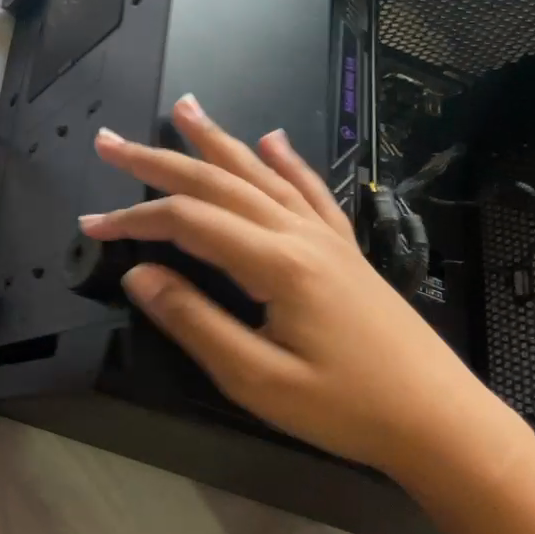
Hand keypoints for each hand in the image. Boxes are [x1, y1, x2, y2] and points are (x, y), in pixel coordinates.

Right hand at [81, 94, 517, 477]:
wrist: (444, 425)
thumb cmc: (346, 408)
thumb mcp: (256, 378)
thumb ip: (192, 320)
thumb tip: (137, 274)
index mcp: (277, 264)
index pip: (187, 221)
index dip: (132, 219)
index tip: (90, 226)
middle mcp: (300, 236)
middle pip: (217, 182)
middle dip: (156, 160)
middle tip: (109, 142)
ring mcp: (327, 239)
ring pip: (261, 174)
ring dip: (216, 140)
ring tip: (182, 108)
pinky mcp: (345, 252)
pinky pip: (310, 192)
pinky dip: (287, 161)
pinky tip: (273, 139)